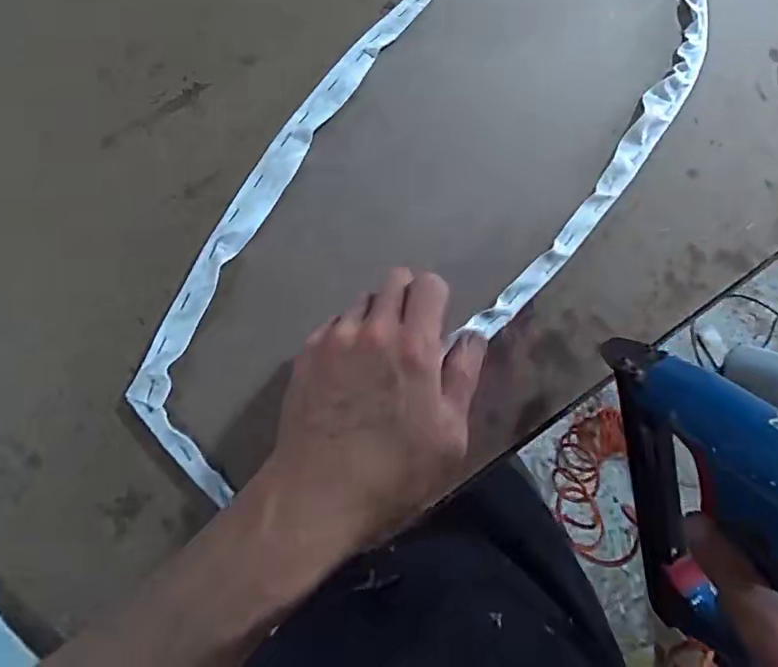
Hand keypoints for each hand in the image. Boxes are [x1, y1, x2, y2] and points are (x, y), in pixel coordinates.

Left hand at [256, 268, 488, 545]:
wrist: (314, 497)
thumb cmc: (393, 474)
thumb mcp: (450, 435)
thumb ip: (464, 375)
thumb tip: (470, 337)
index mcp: (414, 346)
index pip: (429, 284)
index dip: (437, 298)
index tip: (437, 324)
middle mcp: (373, 330)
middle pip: (395, 280)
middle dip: (408, 298)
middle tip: (410, 335)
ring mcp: (334, 338)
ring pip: (363, 301)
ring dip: (376, 317)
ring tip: (375, 356)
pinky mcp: (306, 352)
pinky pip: (334, 323)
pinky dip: (346, 334)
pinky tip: (345, 371)